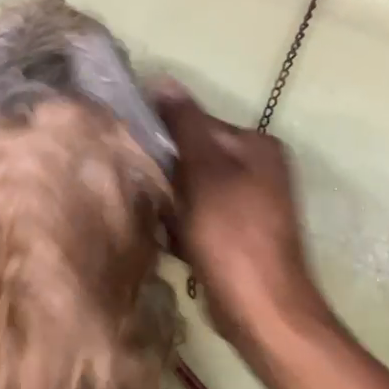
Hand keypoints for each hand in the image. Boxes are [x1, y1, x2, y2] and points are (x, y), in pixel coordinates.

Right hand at [151, 79, 333, 346]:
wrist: (260, 309)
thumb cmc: (231, 234)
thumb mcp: (205, 172)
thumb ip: (185, 125)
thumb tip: (163, 79)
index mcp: (256, 146)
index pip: (196, 123)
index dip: (161, 135)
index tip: (129, 149)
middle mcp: (257, 169)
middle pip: (191, 155)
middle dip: (163, 170)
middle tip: (133, 181)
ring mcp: (247, 204)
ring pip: (188, 187)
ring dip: (166, 199)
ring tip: (146, 212)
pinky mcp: (234, 234)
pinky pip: (194, 215)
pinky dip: (177, 224)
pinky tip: (163, 237)